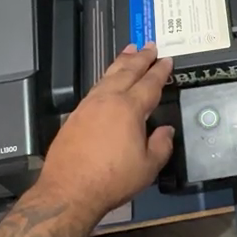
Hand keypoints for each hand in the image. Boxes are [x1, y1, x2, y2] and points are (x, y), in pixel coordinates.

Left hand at [35, 44, 174, 220]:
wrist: (69, 191)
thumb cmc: (112, 179)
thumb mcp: (148, 167)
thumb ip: (161, 145)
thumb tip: (165, 130)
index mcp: (129, 109)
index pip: (149, 84)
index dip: (160, 71)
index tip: (167, 60)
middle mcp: (108, 101)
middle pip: (127, 72)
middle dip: (140, 58)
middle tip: (149, 45)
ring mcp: (88, 106)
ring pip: (107, 76)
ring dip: (121, 62)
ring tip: (129, 51)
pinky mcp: (75, 116)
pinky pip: (95, 88)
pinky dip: (105, 77)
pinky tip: (107, 80)